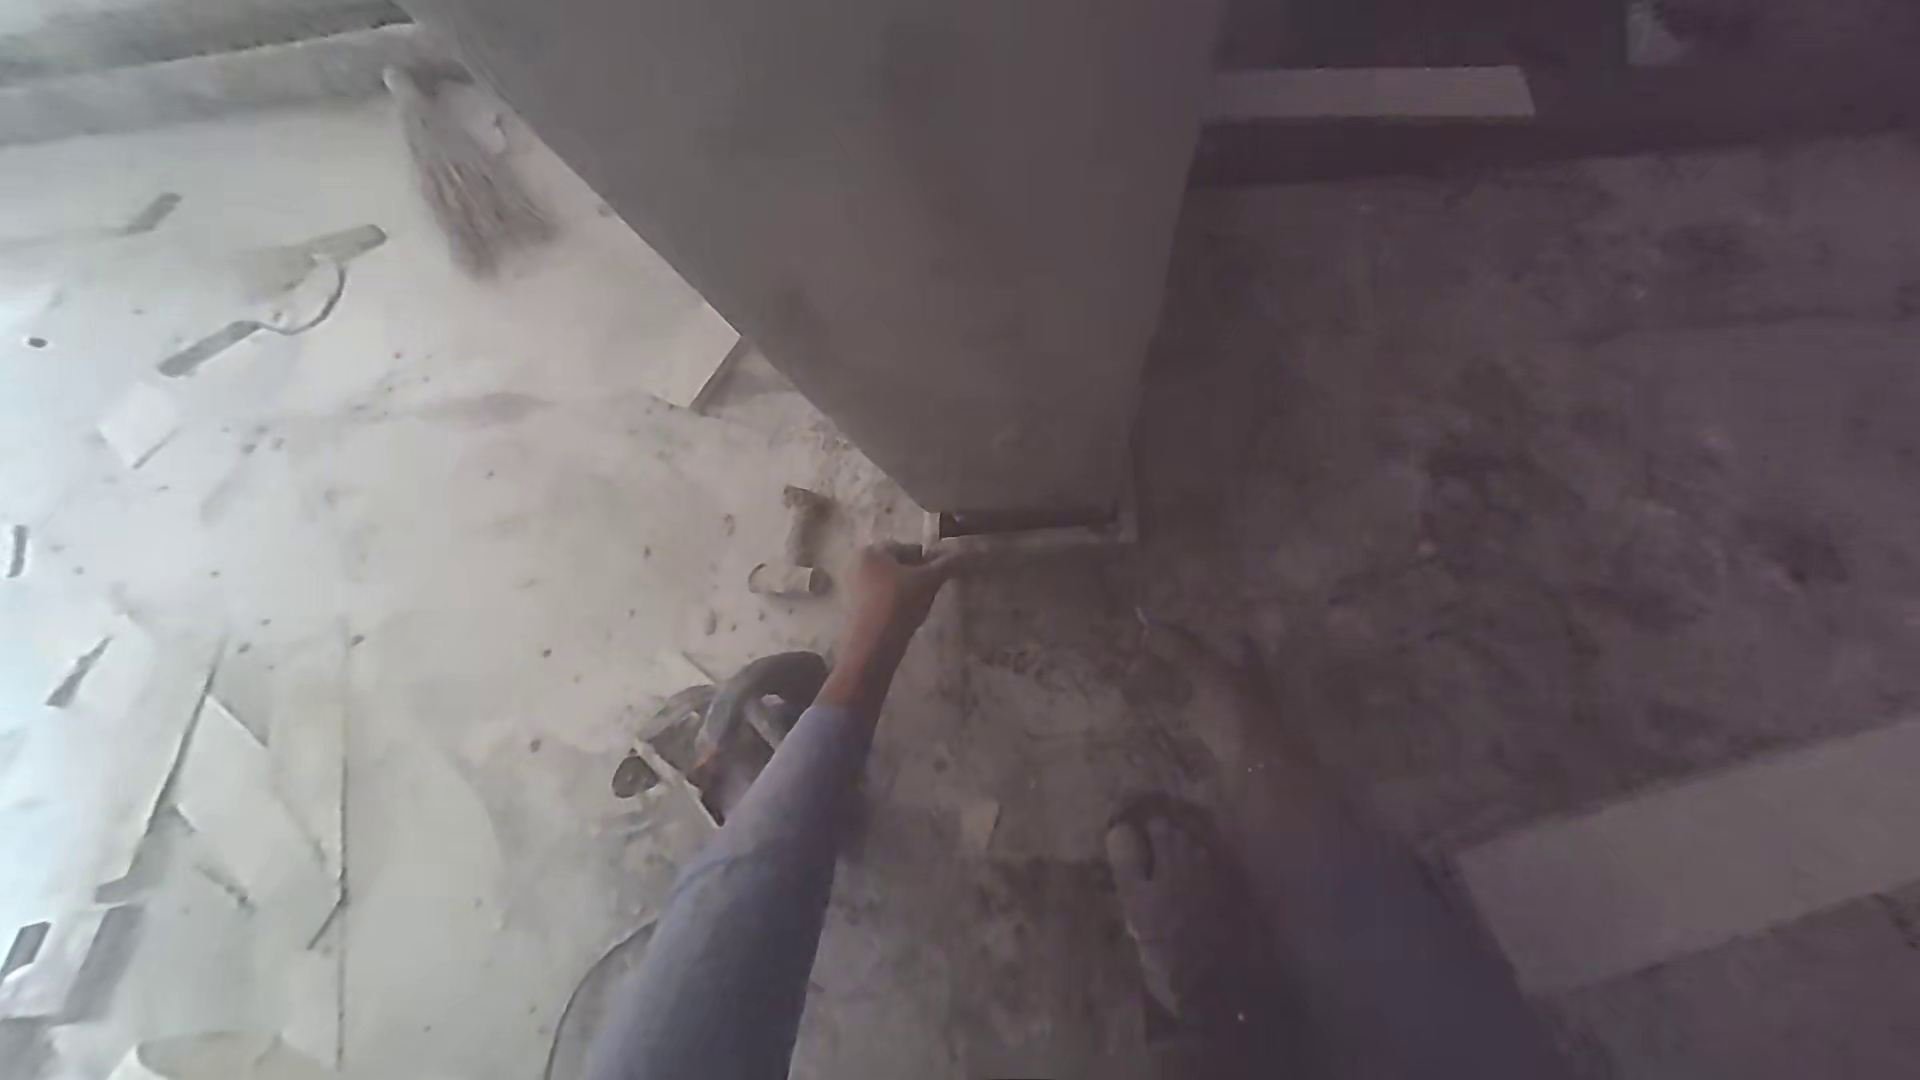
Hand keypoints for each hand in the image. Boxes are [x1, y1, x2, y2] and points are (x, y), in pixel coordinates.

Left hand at [840, 542, 961, 655]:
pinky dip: (897, 605)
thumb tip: (970, 553)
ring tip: (918, 608)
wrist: (875, 643)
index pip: (910, 549)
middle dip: (918, 578)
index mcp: (871, 551)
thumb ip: (948, 564)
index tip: (938, 579)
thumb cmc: (900, 602)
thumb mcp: (929, 580)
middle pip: (901, 567)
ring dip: (909, 593)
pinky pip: (884, 599)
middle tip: (929, 594)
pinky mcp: (856, 608)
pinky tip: (906, 618)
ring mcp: (854, 587)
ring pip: (894, 584)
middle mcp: (858, 565)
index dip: (928, 563)